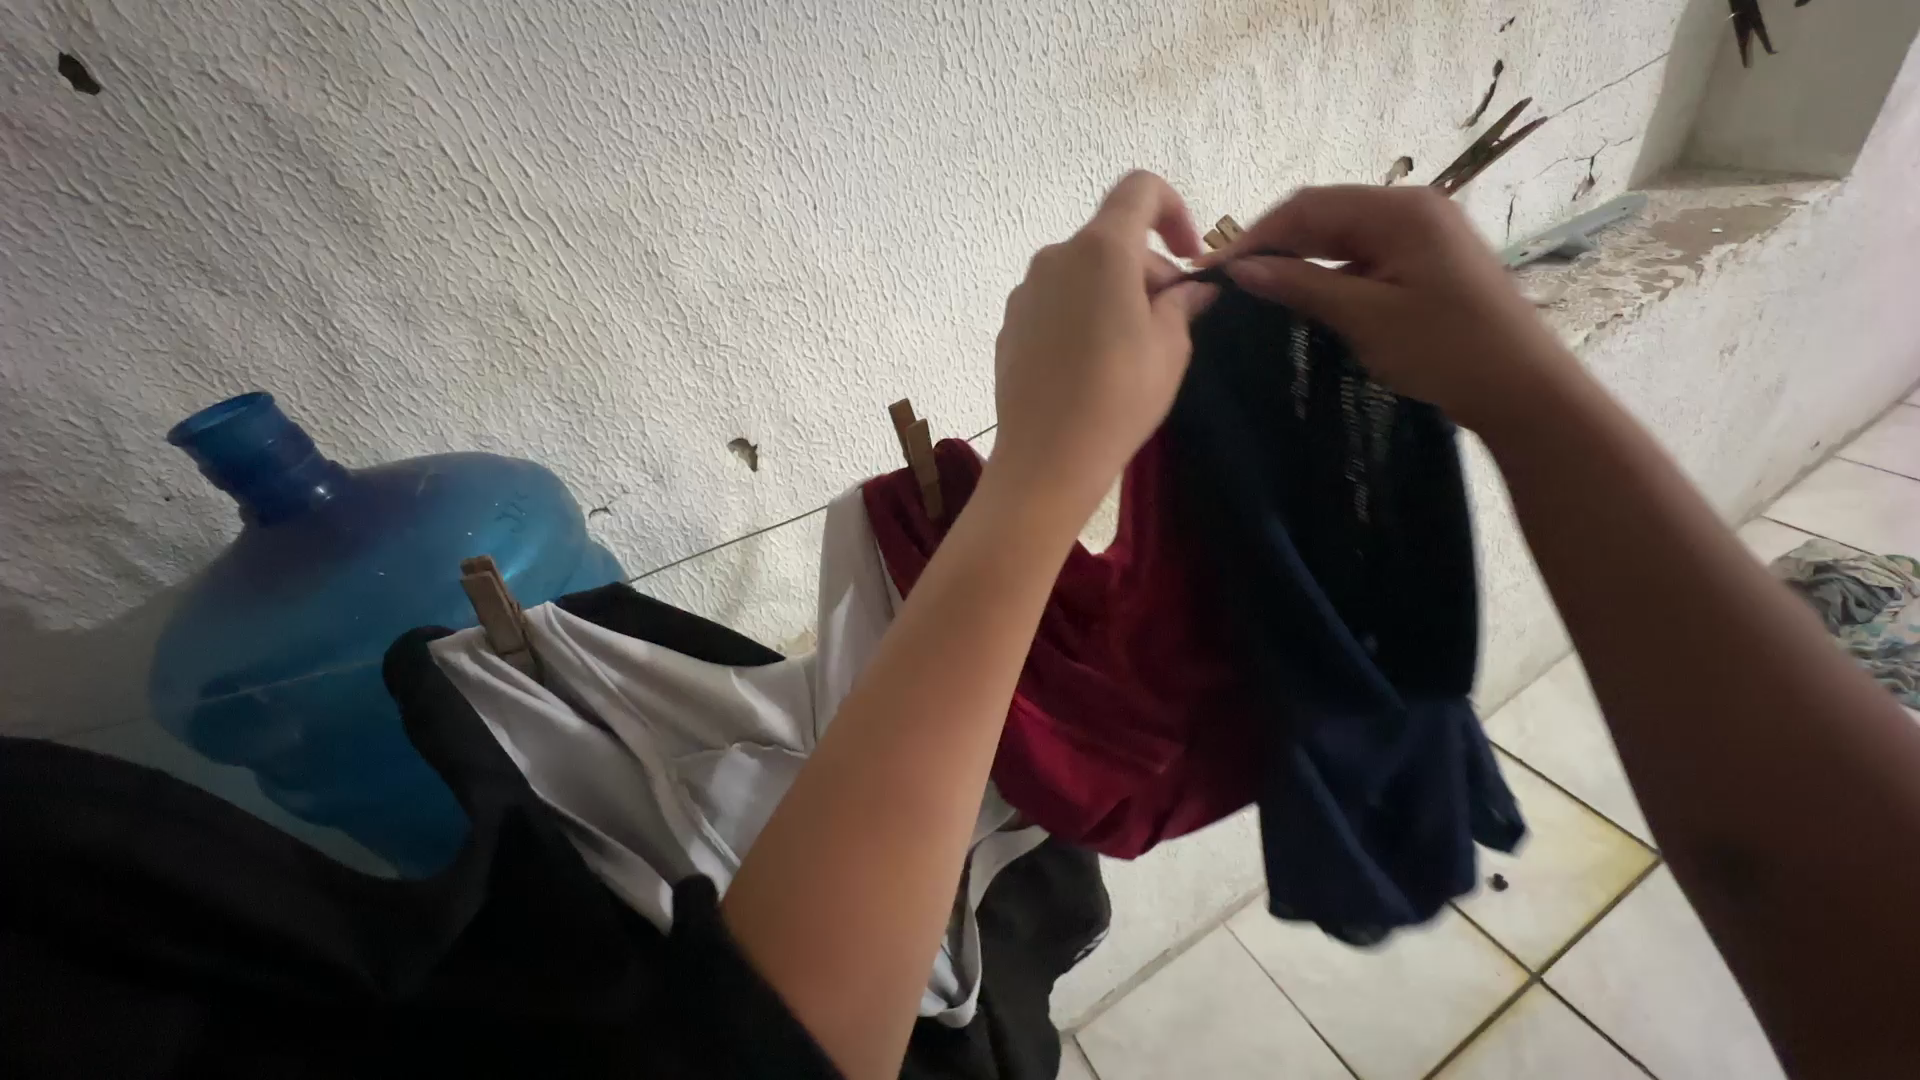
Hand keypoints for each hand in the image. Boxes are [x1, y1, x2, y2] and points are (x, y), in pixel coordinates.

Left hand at [990, 171, 1218, 513]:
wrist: (1046, 458)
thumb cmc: (1119, 398)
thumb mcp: (1170, 349)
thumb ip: (1182, 304)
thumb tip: (1191, 290)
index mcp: (1100, 249)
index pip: (1139, 189)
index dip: (1174, 210)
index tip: (1188, 257)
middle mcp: (1054, 258)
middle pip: (1111, 240)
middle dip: (1147, 270)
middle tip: (1171, 323)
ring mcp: (1025, 294)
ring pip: (1082, 274)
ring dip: (1113, 294)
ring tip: (1130, 350)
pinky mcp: (1009, 327)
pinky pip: (1055, 304)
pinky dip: (1080, 316)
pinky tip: (1090, 366)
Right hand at [1200, 185, 1580, 435]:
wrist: (1520, 386)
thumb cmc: (1444, 349)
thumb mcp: (1364, 316)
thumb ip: (1299, 285)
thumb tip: (1240, 269)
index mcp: (1399, 210)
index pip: (1307, 207)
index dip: (1255, 236)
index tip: (1213, 271)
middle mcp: (1410, 208)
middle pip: (1322, 215)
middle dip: (1271, 245)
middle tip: (1226, 282)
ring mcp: (1418, 233)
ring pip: (1337, 235)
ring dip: (1295, 259)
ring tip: (1252, 291)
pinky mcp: (1420, 260)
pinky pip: (1357, 255)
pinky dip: (1323, 272)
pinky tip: (1298, 297)